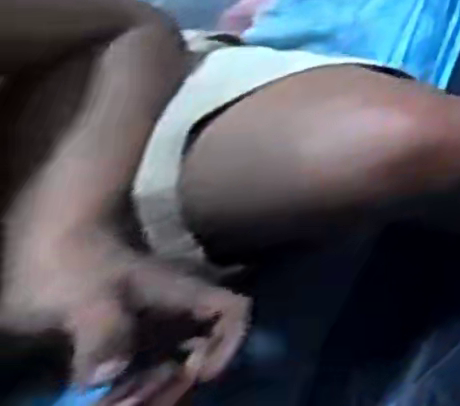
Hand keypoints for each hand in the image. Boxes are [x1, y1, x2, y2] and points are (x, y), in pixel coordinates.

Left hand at [1, 231, 248, 402]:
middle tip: (140, 403)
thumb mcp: (88, 300)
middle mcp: (177, 310)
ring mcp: (150, 323)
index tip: (203, 375)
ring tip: (119, 403)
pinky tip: (105, 395)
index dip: (231, 341)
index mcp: (184, 295)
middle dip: (178, 378)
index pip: (233, 312)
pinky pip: (141, 364)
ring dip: (153, 386)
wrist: (50, 246)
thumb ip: (103, 333)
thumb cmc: (75, 267)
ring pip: (171, 359)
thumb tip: (109, 376)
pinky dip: (131, 385)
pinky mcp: (123, 337)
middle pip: (202, 346)